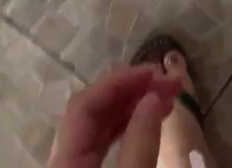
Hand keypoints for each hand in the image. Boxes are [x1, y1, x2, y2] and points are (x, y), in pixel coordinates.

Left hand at [47, 64, 181, 167]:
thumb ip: (139, 145)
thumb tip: (153, 96)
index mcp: (64, 162)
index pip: (84, 105)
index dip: (119, 81)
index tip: (155, 72)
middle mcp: (63, 160)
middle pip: (91, 112)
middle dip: (130, 90)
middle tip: (168, 82)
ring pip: (98, 127)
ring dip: (132, 106)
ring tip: (165, 97)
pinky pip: (103, 143)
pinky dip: (127, 126)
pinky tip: (149, 119)